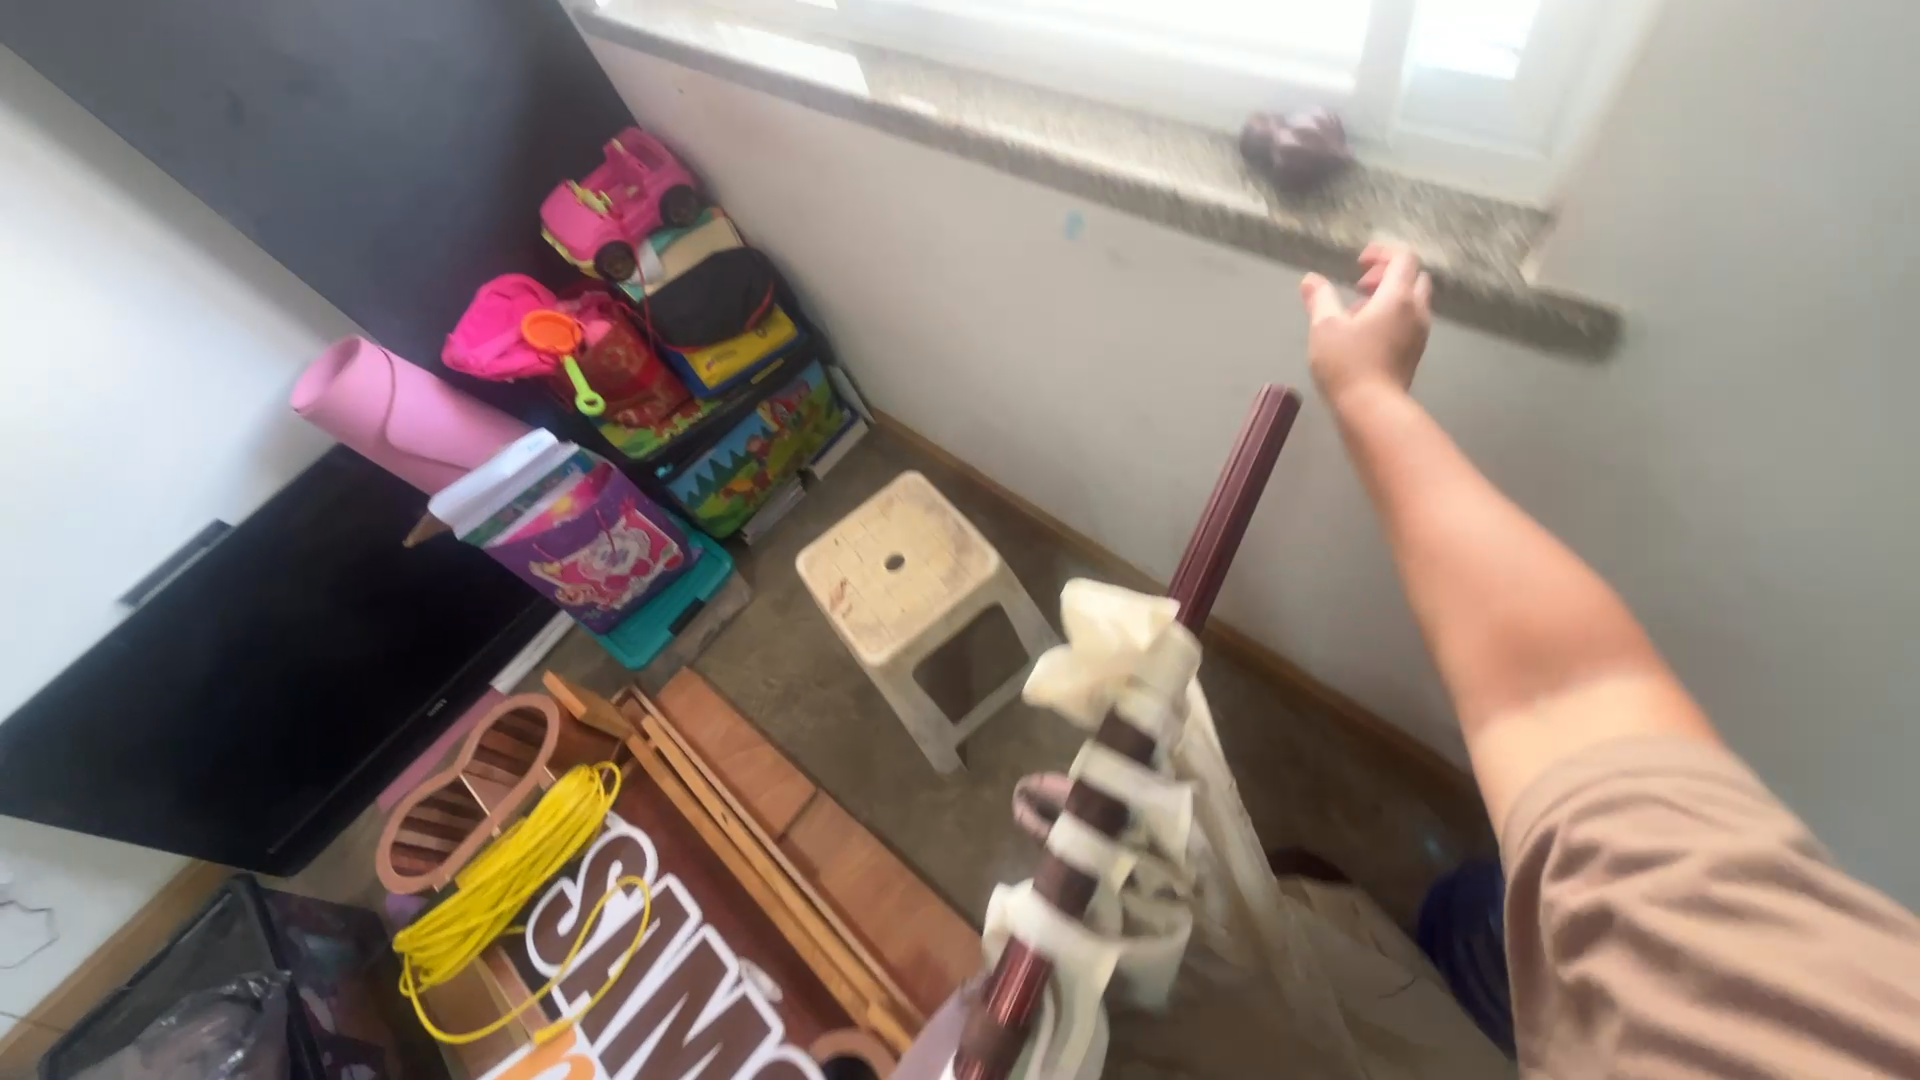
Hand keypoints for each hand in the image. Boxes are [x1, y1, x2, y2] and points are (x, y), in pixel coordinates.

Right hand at [1300, 245, 1433, 404]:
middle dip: (1389, 274)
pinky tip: (1366, 335)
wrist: (1371, 407)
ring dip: (1390, 297)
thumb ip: (1319, 299)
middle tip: (1360, 285)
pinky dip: (1392, 317)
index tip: (1359, 262)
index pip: (1403, 258)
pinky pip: (1409, 322)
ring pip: (1413, 301)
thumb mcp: (1324, 327)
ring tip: (1358, 312)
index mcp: (1397, 297)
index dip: (1383, 253)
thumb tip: (1311, 279)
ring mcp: (1419, 333)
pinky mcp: (1414, 353)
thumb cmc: (1346, 363)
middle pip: (1414, 278)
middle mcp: (1415, 310)